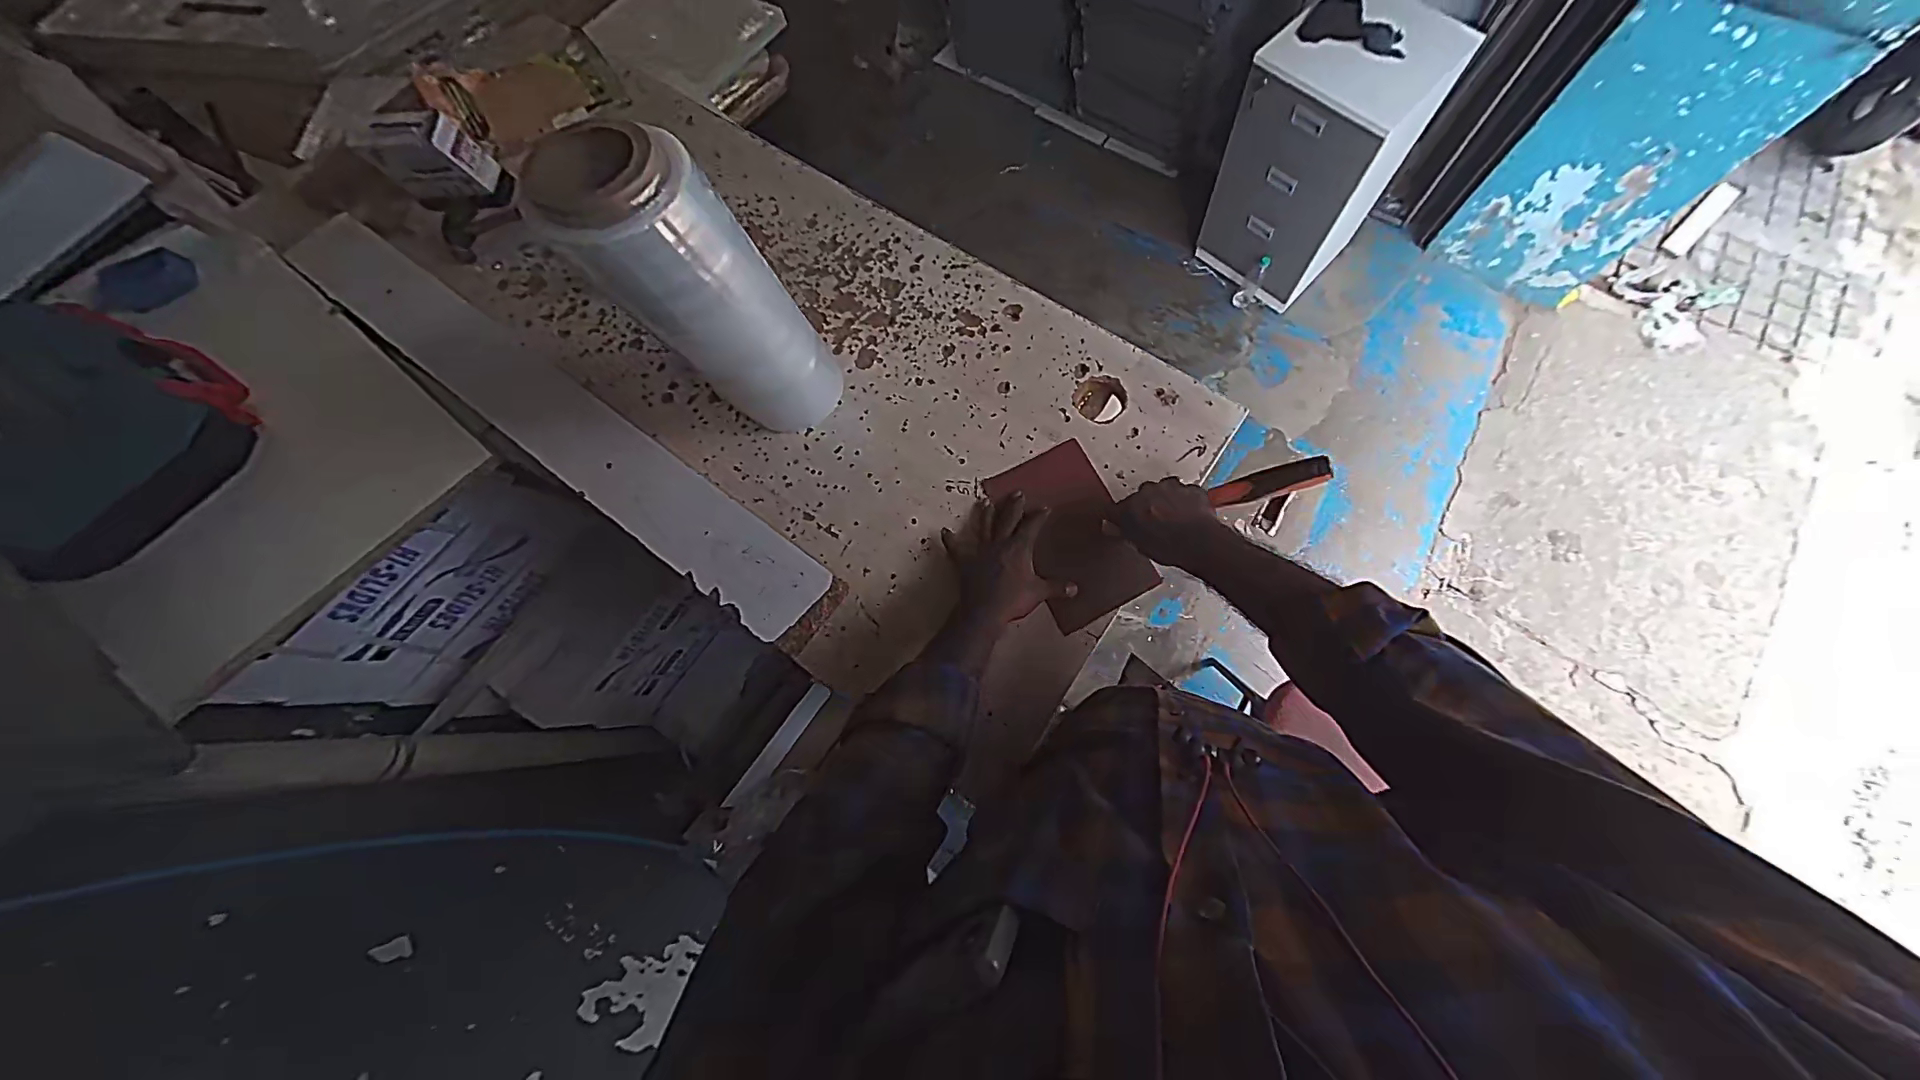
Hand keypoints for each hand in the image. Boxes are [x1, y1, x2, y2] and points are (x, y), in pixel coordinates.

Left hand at [940, 493, 1077, 626]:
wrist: (984, 612)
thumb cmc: (1012, 601)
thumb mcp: (1039, 593)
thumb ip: (1056, 588)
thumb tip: (1073, 589)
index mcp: (1019, 548)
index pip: (1032, 526)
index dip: (1038, 516)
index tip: (1044, 508)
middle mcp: (999, 544)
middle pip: (1008, 519)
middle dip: (1014, 505)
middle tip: (1017, 494)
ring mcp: (981, 552)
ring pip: (984, 527)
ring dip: (985, 514)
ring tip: (985, 502)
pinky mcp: (965, 562)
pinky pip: (956, 549)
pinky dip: (950, 540)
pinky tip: (944, 532)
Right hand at [1109, 478, 1230, 566]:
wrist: (1199, 542)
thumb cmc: (1170, 545)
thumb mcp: (1140, 546)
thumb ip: (1125, 532)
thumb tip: (1116, 529)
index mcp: (1129, 507)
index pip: (1115, 509)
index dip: (1118, 517)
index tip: (1121, 521)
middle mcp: (1147, 492)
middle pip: (1141, 496)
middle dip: (1145, 506)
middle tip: (1152, 522)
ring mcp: (1169, 488)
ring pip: (1163, 491)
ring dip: (1165, 501)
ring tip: (1172, 520)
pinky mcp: (1189, 488)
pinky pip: (1184, 492)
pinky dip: (1185, 501)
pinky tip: (1187, 515)